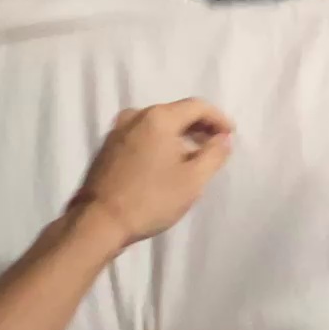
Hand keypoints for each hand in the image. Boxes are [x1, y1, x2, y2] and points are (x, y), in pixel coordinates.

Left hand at [71, 98, 233, 248]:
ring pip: (158, 124)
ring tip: (194, 156)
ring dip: (179, 135)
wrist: (97, 223)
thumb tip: (224, 139)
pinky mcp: (108, 146)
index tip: (231, 134)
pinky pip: (142, 134)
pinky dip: (159, 142)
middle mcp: (136, 115)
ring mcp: (118, 130)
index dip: (218, 118)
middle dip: (199, 127)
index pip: (197, 106)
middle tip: (216, 145)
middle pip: (176, 112)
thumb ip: (214, 154)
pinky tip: (167, 161)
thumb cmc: (150, 199)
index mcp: (159, 117)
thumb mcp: (192, 180)